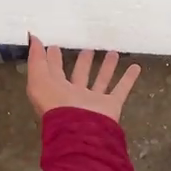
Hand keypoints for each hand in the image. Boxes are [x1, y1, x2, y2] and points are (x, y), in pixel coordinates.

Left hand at [25, 36, 142, 121]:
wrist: (80, 132)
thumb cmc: (56, 106)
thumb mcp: (38, 80)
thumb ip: (36, 60)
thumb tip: (34, 38)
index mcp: (56, 91)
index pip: (54, 71)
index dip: (53, 59)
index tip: (56, 46)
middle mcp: (75, 96)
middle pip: (79, 75)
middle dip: (83, 62)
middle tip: (88, 48)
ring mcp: (94, 102)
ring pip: (101, 80)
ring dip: (107, 67)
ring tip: (113, 52)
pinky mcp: (111, 106)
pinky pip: (121, 89)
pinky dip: (129, 79)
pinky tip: (136, 66)